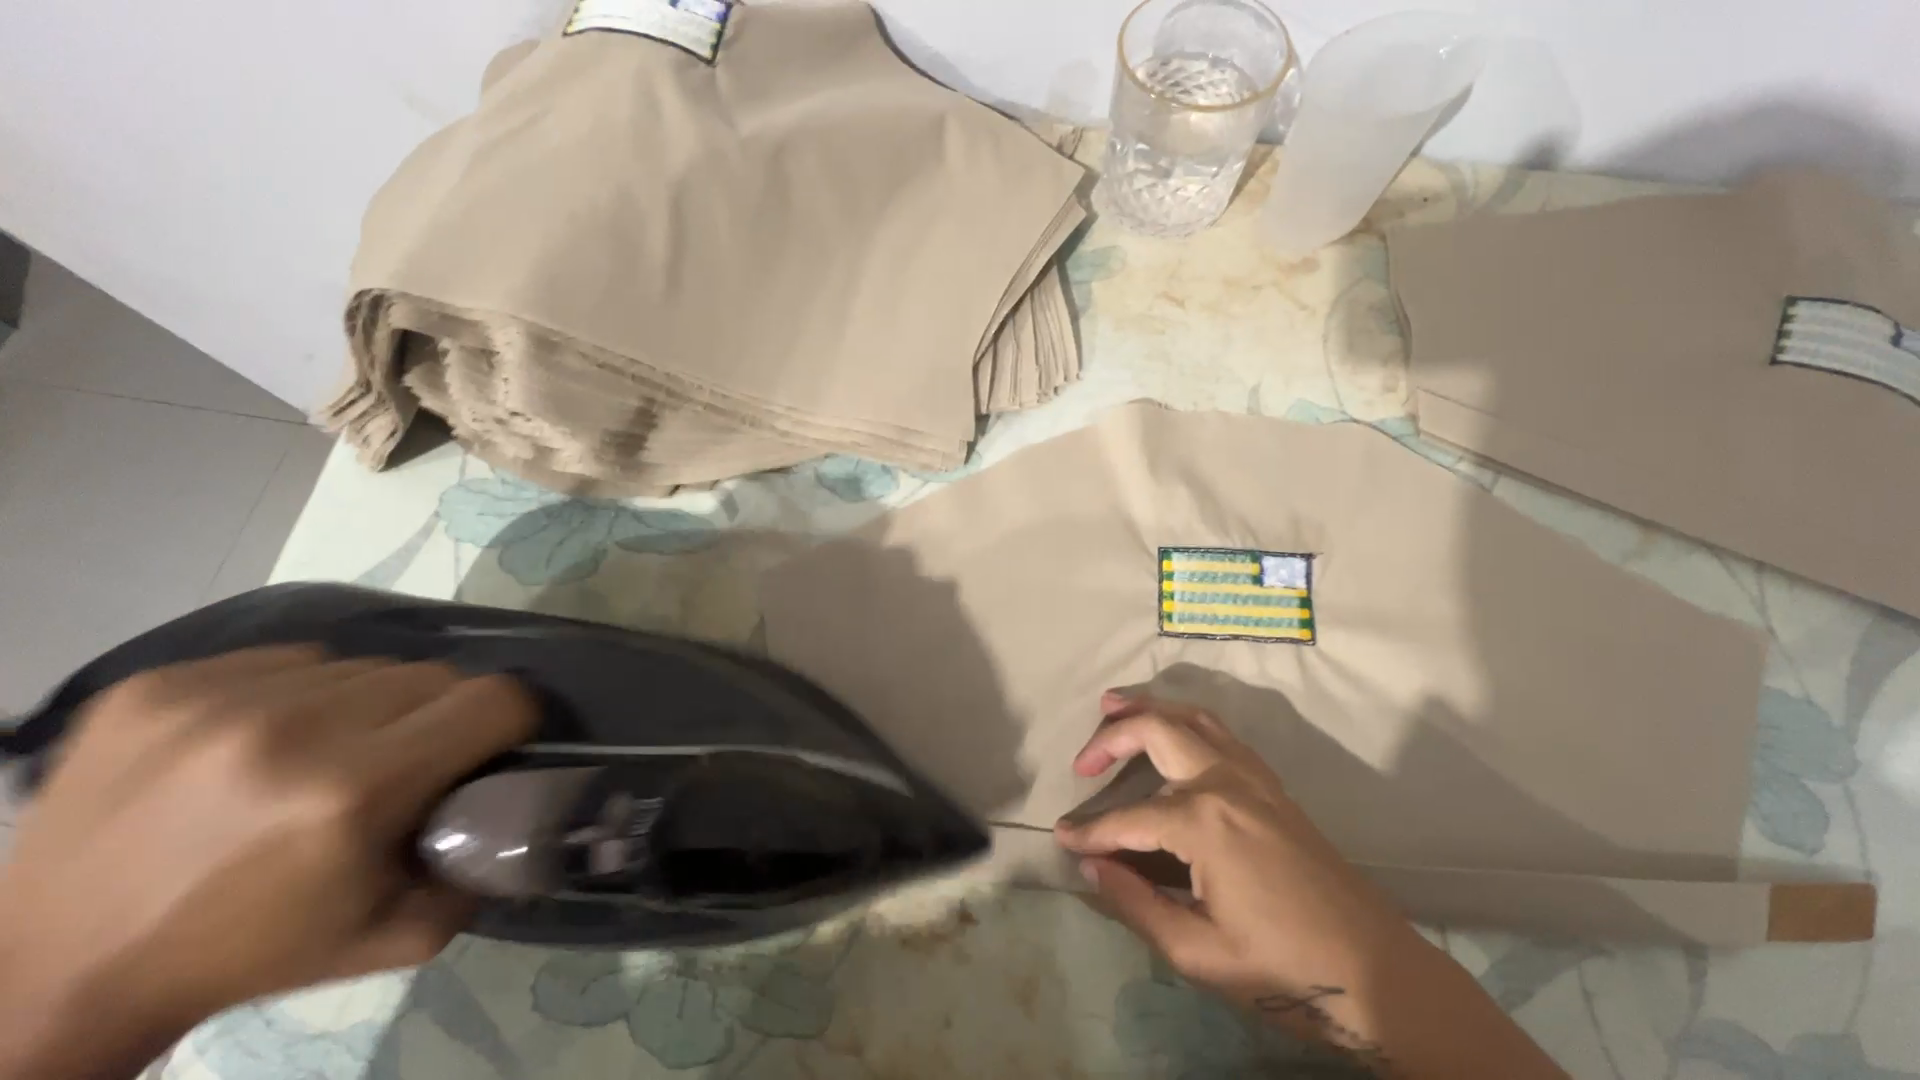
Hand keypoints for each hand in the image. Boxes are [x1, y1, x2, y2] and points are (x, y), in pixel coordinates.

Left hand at [0, 647, 537, 1079]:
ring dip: (369, 703)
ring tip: (330, 753)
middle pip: (432, 675)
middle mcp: (291, 726)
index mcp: (354, 791)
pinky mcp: (158, 682)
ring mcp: (215, 696)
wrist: (57, 965)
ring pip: (362, 663)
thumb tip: (517, 805)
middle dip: (440, 716)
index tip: (494, 749)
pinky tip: (263, 742)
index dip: (511, 722)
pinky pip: (287, 658)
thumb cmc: (252, 954)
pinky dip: (298, 693)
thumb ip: (479, 866)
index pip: (492, 700)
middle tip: (408, 763)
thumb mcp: (400, 936)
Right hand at [1055, 692, 1564, 1078]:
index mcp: (1202, 822)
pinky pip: (1223, 736)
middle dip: (1110, 737)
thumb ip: (1134, 903)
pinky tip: (1176, 736)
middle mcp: (1225, 783)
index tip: (1062, 840)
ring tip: (1113, 705)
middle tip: (1080, 761)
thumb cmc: (1282, 968)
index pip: (1127, 817)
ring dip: (1151, 710)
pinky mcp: (1275, 789)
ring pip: (1194, 719)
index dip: (1089, 831)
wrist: (1376, 971)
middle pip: (1157, 731)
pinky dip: (1188, 723)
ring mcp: (1255, 780)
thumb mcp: (1196, 952)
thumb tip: (1092, 866)